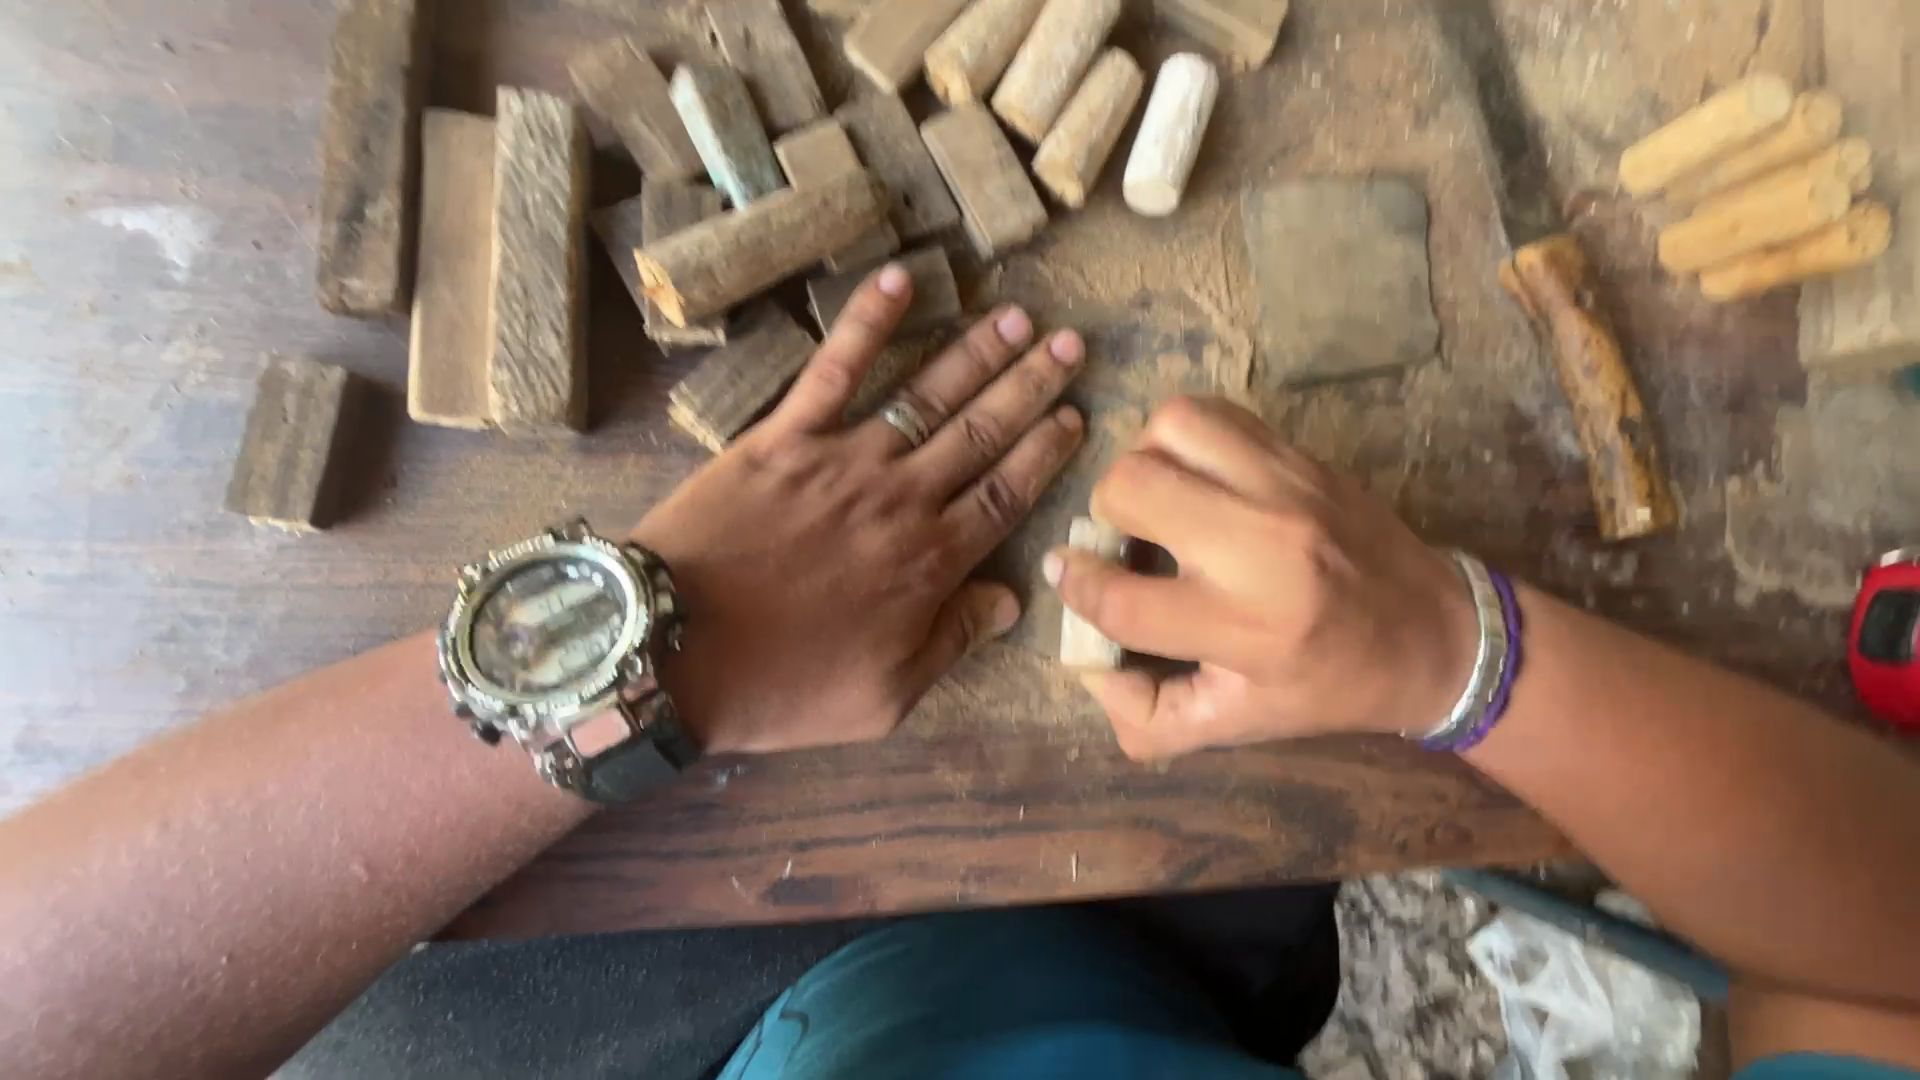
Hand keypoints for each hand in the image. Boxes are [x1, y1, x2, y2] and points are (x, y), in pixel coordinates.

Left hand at [634, 264, 1086, 754]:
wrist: (673, 654)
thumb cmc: (784, 684)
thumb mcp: (886, 695)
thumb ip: (954, 640)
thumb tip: (1012, 600)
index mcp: (930, 562)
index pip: (1007, 495)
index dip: (1045, 452)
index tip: (1074, 415)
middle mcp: (901, 498)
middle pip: (981, 432)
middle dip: (1031, 386)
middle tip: (1069, 344)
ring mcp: (844, 460)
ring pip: (927, 395)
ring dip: (976, 352)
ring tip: (1016, 316)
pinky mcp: (785, 437)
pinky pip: (834, 369)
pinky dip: (868, 322)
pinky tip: (898, 279)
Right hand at [1047, 397, 1478, 759]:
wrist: (1438, 635)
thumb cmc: (1326, 686)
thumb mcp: (1235, 727)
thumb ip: (1146, 715)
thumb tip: (1087, 663)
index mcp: (1245, 629)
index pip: (1122, 599)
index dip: (1076, 586)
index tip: (1066, 573)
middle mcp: (1263, 548)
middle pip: (1132, 488)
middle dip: (1106, 514)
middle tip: (1126, 539)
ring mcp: (1286, 488)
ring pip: (1168, 430)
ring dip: (1143, 461)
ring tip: (1160, 498)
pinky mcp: (1302, 457)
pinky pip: (1212, 413)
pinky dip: (1182, 436)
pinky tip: (1194, 473)